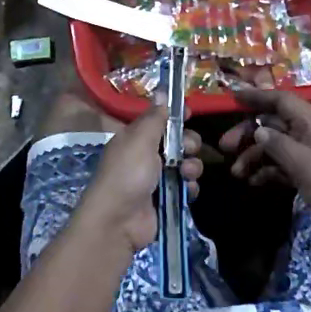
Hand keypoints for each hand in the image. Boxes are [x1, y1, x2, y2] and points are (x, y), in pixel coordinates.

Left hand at [75, 108, 202, 252]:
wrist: (118, 221)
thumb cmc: (127, 174)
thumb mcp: (140, 139)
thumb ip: (154, 117)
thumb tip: (160, 90)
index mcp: (136, 138)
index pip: (159, 119)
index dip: (176, 115)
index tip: (189, 114)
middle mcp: (146, 156)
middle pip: (178, 141)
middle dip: (189, 143)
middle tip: (188, 149)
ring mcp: (156, 179)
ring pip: (186, 164)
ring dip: (192, 166)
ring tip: (186, 173)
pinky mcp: (166, 199)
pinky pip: (186, 186)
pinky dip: (189, 187)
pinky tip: (187, 190)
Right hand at [220, 90, 310, 244]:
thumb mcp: (305, 165)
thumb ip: (279, 145)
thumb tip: (259, 129)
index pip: (281, 100)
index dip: (256, 97)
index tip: (230, 98)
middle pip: (275, 124)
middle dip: (249, 133)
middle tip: (224, 148)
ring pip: (278, 147)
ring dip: (256, 156)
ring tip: (237, 174)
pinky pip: (286, 166)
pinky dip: (269, 172)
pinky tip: (254, 183)